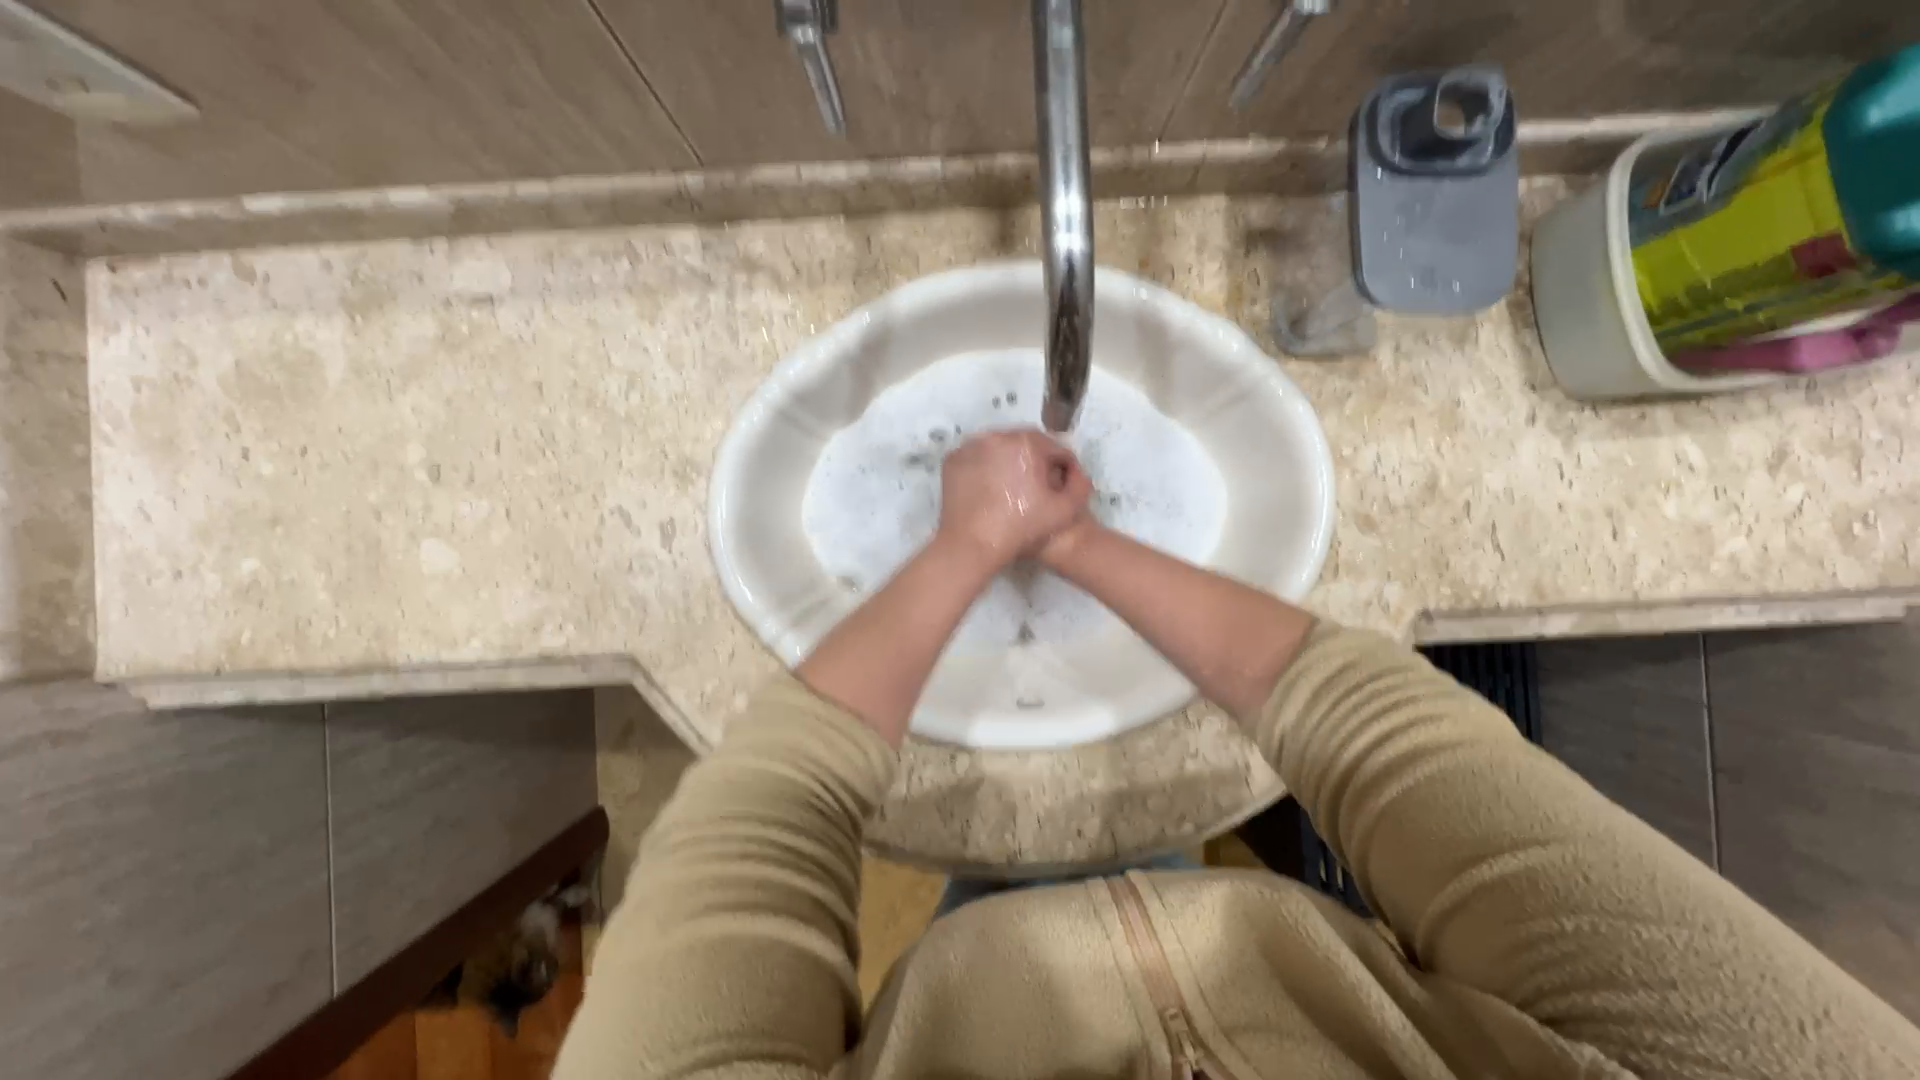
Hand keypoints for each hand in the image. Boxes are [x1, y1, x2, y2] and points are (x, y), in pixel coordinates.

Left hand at [937, 430, 1093, 570]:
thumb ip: (1081, 485)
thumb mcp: (1065, 511)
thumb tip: (1076, 471)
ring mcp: (971, 445)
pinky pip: (978, 456)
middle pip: (1027, 444)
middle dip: (1036, 461)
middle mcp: (997, 436)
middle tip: (1036, 487)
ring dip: (1010, 461)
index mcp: (1027, 443)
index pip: (1056, 448)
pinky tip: (991, 487)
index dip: (1063, 468)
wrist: (972, 544)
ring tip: (1013, 487)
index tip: (1059, 487)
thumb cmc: (1020, 528)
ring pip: (1001, 448)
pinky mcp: (953, 458)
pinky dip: (986, 466)